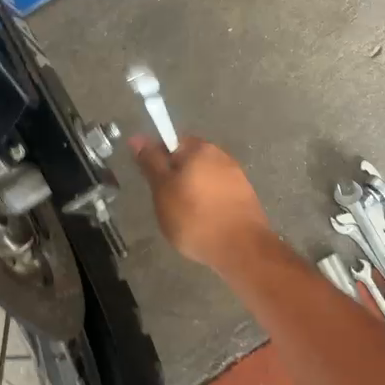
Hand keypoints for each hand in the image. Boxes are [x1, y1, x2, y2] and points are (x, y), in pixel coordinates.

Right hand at [131, 135, 276, 270]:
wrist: (240, 247)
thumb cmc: (194, 217)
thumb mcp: (162, 189)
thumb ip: (151, 162)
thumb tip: (138, 137)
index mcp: (199, 148)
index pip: (172, 142)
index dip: (159, 162)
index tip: (156, 185)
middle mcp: (221, 155)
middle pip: (190, 161)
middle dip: (177, 179)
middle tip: (168, 204)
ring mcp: (237, 176)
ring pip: (205, 179)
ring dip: (194, 192)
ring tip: (188, 218)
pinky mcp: (246, 196)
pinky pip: (219, 194)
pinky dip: (210, 204)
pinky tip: (206, 223)